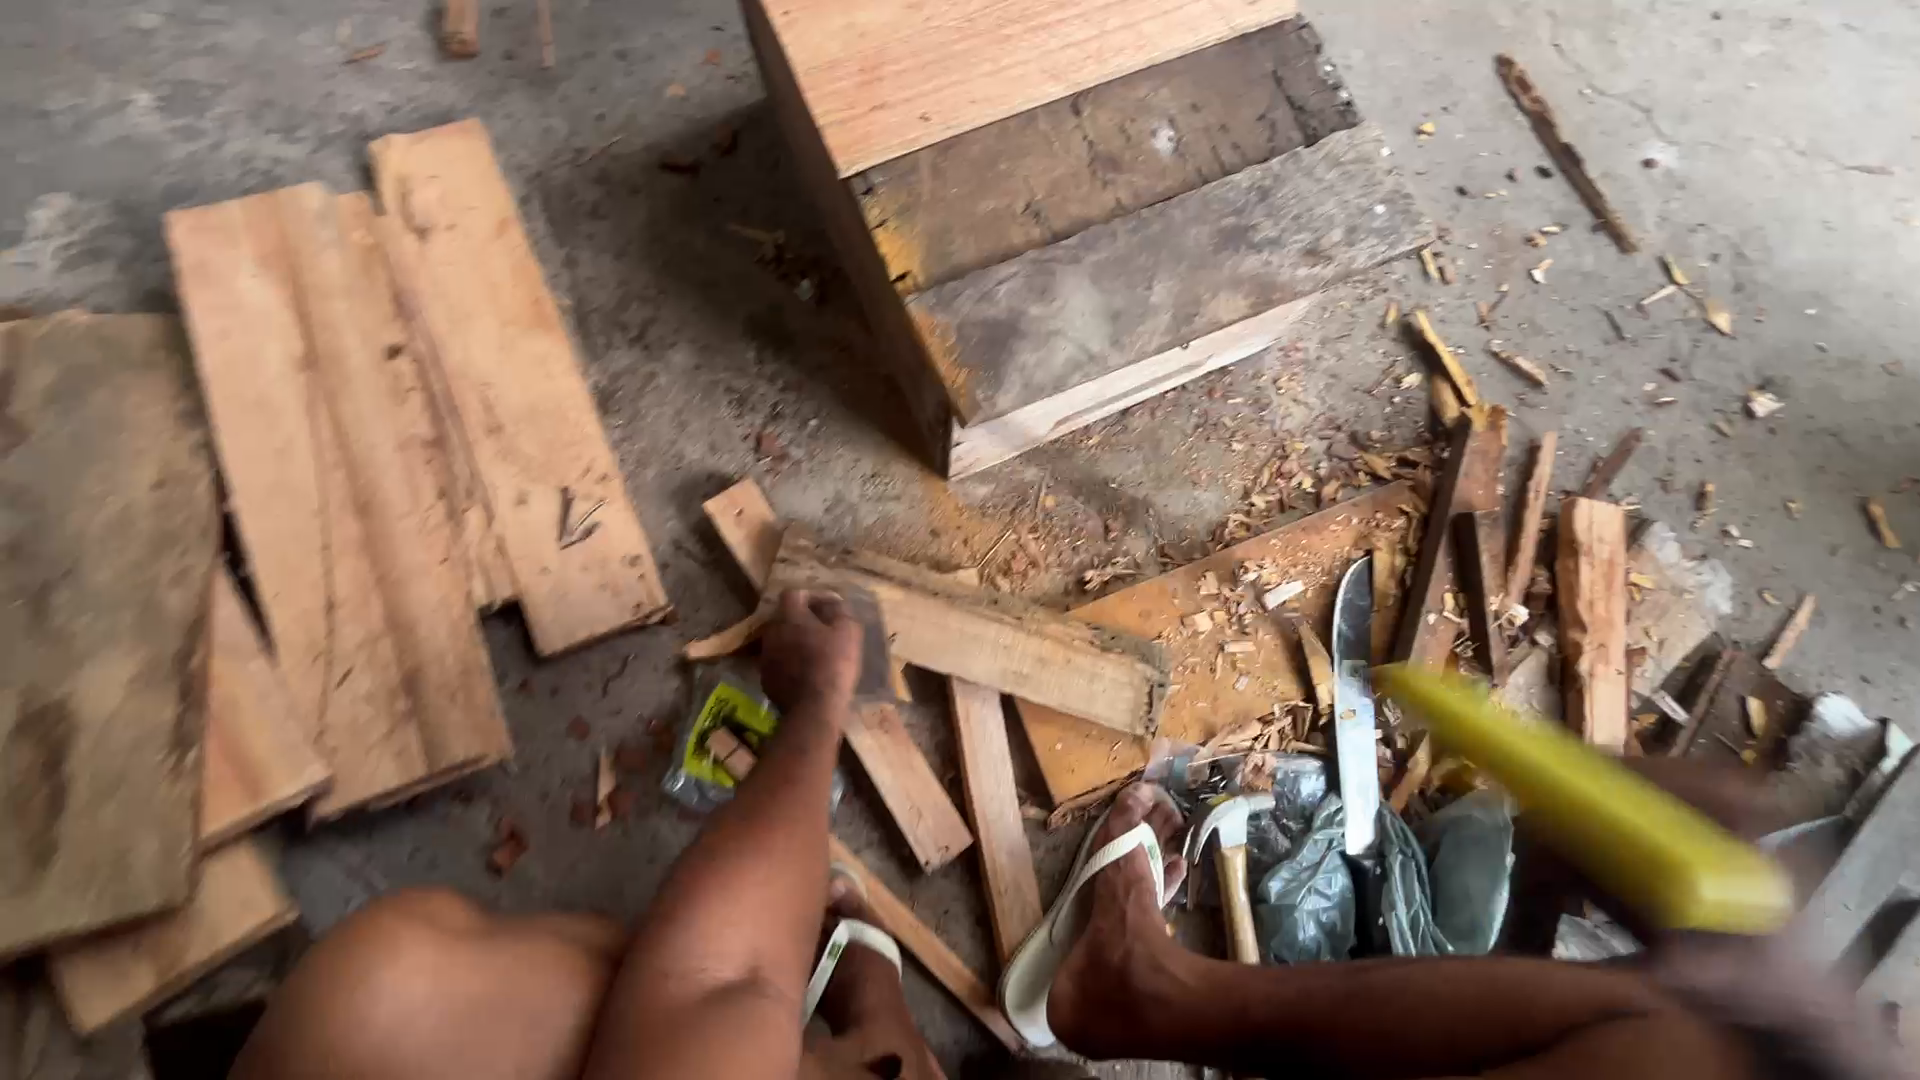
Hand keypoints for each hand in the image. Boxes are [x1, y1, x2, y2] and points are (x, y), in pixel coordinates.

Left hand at [758, 590, 863, 713]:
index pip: (793, 593)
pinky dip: (790, 662)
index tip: (827, 606)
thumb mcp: (848, 631)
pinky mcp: (766, 679)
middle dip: (802, 619)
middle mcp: (772, 632)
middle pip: (784, 617)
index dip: (811, 596)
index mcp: (789, 617)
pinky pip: (778, 662)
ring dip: (794, 641)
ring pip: (780, 640)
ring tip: (815, 651)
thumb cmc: (833, 664)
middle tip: (823, 628)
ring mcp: (765, 657)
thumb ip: (840, 610)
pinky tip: (806, 672)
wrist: (814, 708)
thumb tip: (833, 602)